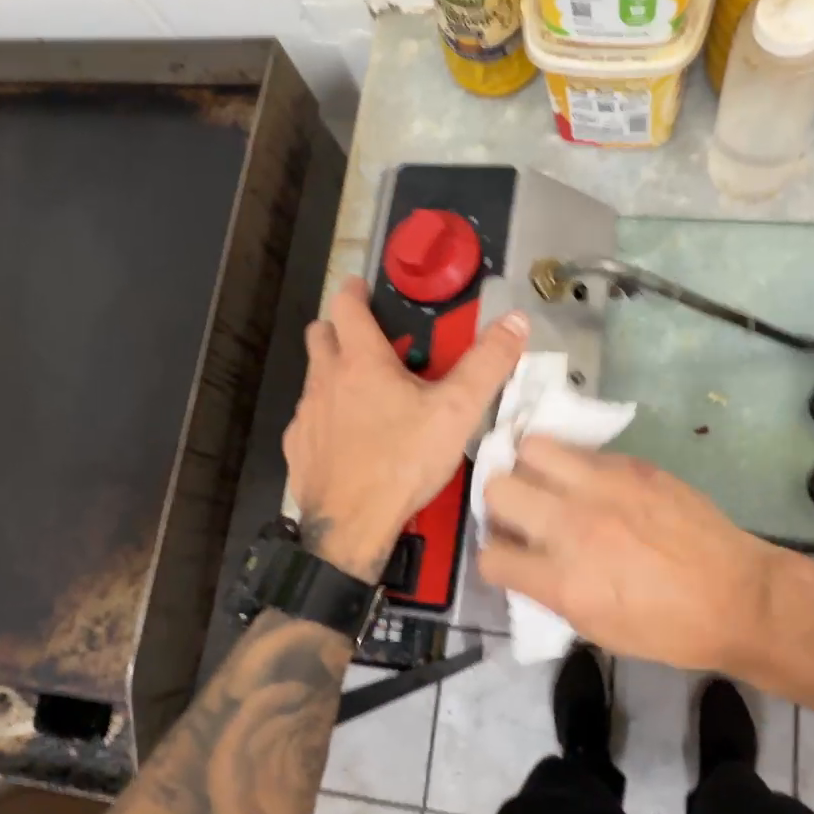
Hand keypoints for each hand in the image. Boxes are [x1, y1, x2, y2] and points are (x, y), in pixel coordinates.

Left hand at [284, 277, 529, 581]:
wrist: (352, 525)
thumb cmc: (403, 462)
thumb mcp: (457, 410)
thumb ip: (487, 364)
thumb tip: (515, 321)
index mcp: (361, 362)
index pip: (347, 307)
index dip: (354, 292)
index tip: (361, 288)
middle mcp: (325, 381)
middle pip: (320, 336)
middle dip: (339, 329)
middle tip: (367, 339)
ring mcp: (306, 416)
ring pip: (314, 379)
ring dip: (333, 375)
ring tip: (365, 393)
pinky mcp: (298, 449)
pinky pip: (309, 420)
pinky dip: (326, 418)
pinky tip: (348, 439)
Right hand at [480, 437, 789, 671]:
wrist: (736, 597)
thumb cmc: (666, 629)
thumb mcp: (595, 627)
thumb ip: (549, 590)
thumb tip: (527, 562)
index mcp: (560, 580)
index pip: (490, 556)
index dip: (496, 558)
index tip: (511, 557)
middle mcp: (571, 525)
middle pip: (497, 488)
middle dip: (502, 503)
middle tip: (524, 513)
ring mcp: (601, 487)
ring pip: (531, 447)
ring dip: (532, 467)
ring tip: (552, 484)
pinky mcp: (631, 464)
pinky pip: (581, 450)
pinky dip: (576, 465)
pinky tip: (596, 484)